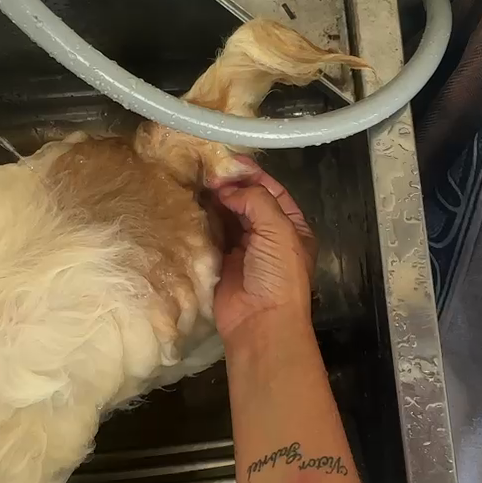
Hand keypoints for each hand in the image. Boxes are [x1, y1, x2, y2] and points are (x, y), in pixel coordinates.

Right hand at [210, 165, 315, 343]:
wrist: (261, 322)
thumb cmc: (279, 275)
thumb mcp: (279, 230)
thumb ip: (256, 200)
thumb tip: (228, 189)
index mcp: (292, 226)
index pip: (272, 191)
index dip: (252, 174)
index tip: (228, 161)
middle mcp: (269, 235)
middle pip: (248, 201)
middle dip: (229, 186)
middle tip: (204, 171)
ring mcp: (244, 249)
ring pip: (227, 216)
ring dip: (213, 201)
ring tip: (193, 182)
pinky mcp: (221, 262)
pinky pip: (211, 235)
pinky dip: (202, 221)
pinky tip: (189, 205)